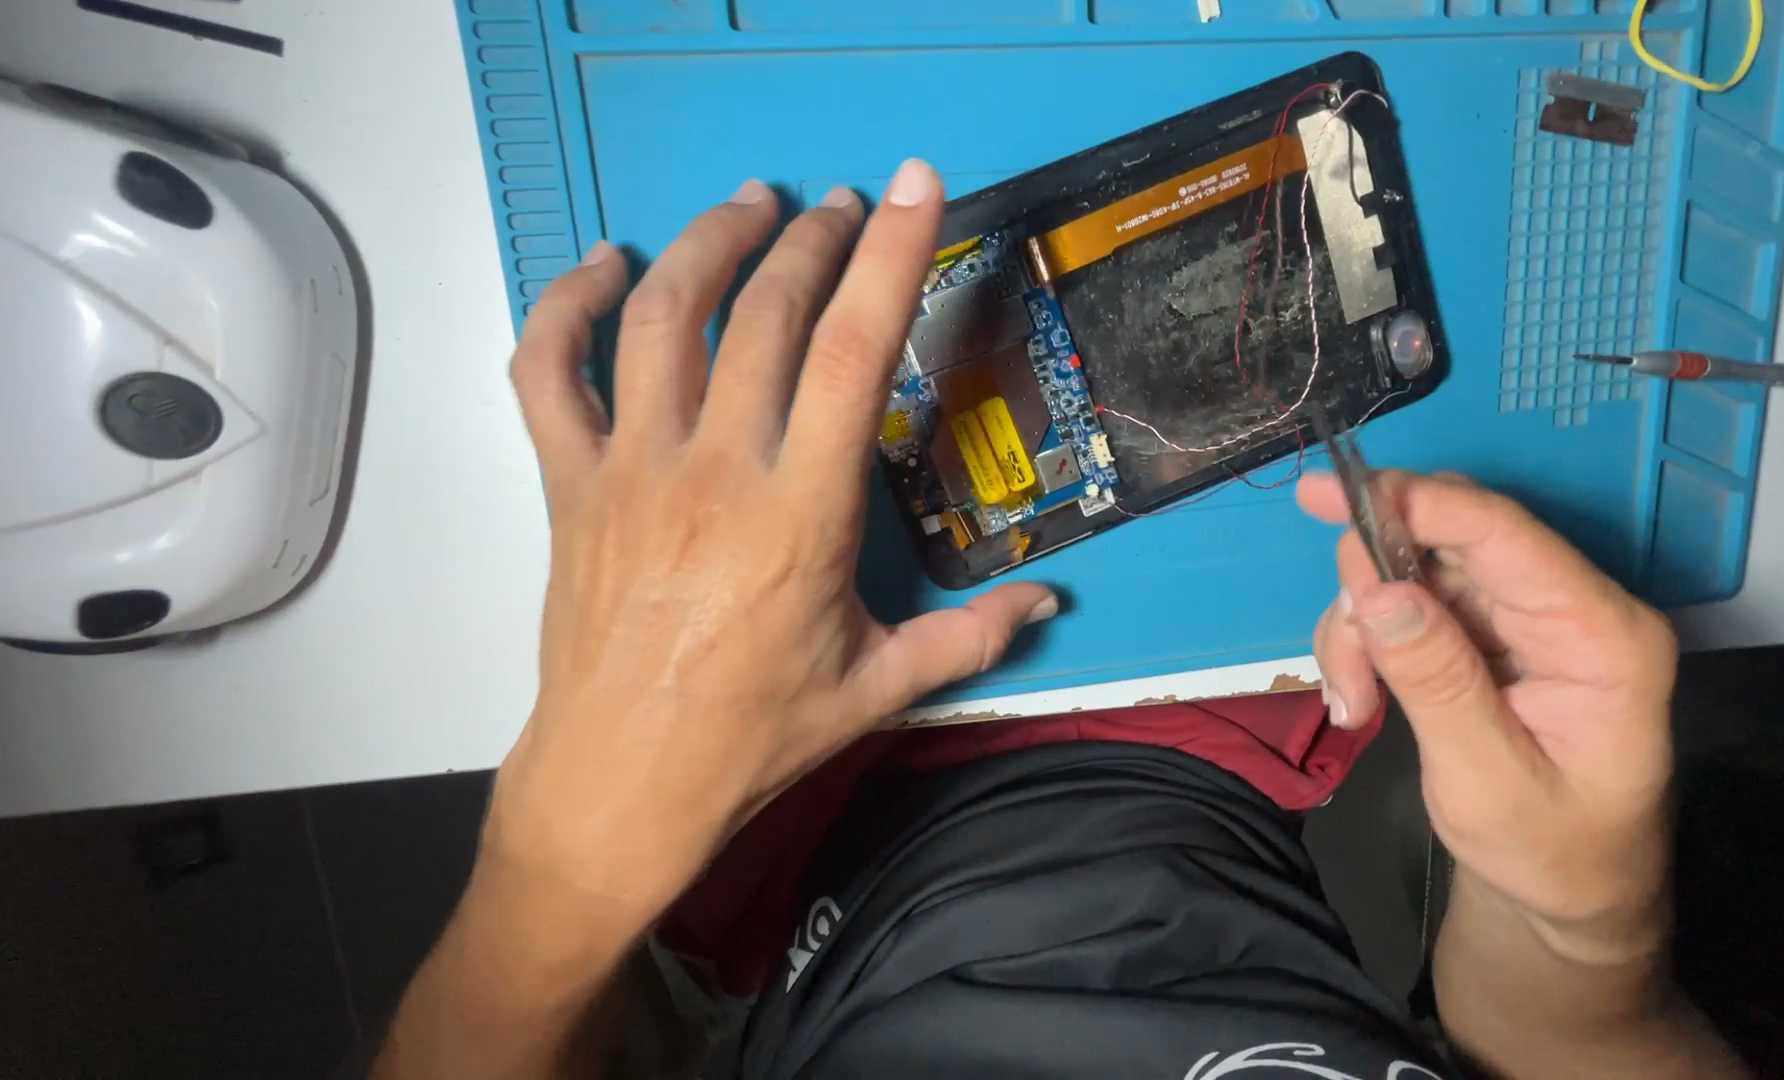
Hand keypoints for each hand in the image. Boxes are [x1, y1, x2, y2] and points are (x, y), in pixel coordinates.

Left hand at [485, 162, 1056, 925]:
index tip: (911, 187)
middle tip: (842, 203)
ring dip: (710, 245)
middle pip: (767, 314)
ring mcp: (629, 469)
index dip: (889, 257)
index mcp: (800, 513)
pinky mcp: (567, 484)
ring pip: (661, 318)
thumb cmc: (754, 737)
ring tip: (751, 206)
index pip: (853, 354)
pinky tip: (606, 267)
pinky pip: (547, 372)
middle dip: (813, 238)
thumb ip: (971, 638)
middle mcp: (713, 470)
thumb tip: (1050, 603)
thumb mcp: (877, 689)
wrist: (621, 784)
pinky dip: (567, 304)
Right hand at [1300, 471, 1676, 962]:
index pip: (1499, 532)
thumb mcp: (1487, 780)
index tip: (1324, 492)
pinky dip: (1358, 641)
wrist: (1560, 888)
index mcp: (1595, 632)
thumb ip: (1436, 681)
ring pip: (1400, 569)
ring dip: (1356, 627)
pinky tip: (1357, 696)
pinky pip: (1391, 602)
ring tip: (1353, 700)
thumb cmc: (1548, 848)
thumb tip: (1376, 592)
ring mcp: (1509, 613)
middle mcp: (1555, 604)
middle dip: (1369, 585)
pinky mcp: (1470, 628)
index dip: (1410, 500)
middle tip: (1346, 657)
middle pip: (1437, 537)